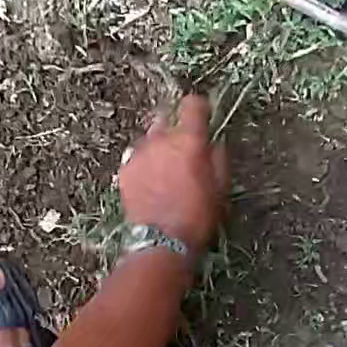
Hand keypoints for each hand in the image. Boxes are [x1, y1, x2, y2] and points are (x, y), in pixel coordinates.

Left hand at [119, 94, 229, 253]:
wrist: (162, 242)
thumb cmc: (197, 217)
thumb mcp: (221, 188)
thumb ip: (218, 158)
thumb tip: (214, 143)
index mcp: (189, 140)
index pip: (192, 104)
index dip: (199, 108)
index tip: (203, 117)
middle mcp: (161, 140)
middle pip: (166, 118)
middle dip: (175, 130)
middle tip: (183, 152)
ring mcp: (139, 154)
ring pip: (150, 140)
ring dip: (158, 149)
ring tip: (165, 174)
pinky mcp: (125, 170)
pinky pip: (137, 158)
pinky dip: (145, 166)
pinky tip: (151, 185)